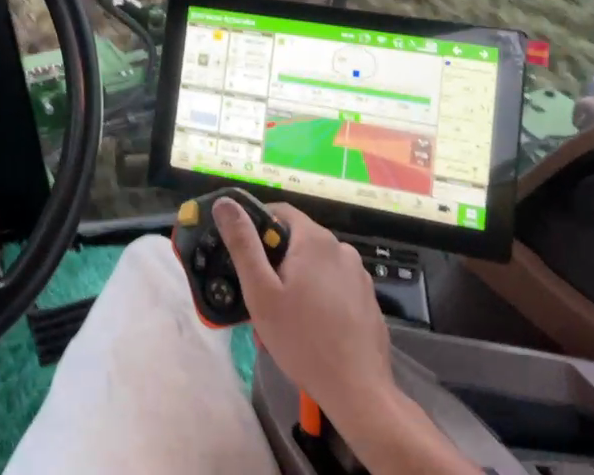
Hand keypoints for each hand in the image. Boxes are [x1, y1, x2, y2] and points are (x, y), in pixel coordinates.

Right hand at [214, 199, 395, 424]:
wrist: (357, 390)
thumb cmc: (301, 338)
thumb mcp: (260, 291)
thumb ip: (243, 244)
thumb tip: (225, 203)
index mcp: (315, 240)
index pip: (280, 211)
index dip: (257, 225)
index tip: (243, 253)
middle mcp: (342, 249)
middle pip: (299, 238)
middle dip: (276, 258)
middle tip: (260, 292)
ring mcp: (359, 275)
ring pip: (317, 263)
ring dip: (298, 277)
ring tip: (284, 314)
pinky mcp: (368, 299)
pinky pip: (335, 284)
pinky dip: (320, 294)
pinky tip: (313, 325)